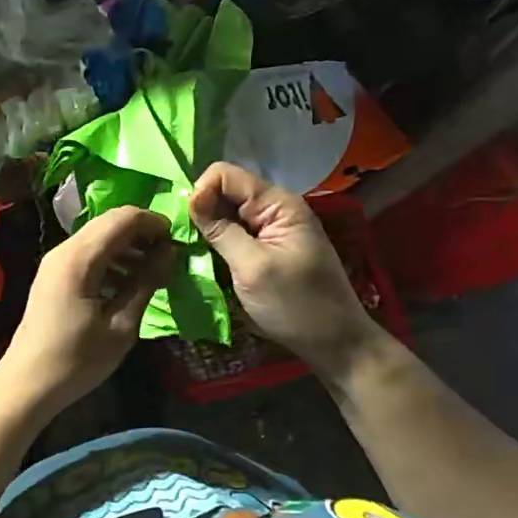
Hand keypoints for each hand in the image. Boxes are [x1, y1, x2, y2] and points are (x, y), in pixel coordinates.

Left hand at [1, 205, 174, 410]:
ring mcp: (54, 263)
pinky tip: (127, 286)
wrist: (28, 383)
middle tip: (168, 259)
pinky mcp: (52, 276)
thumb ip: (145, 283)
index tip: (178, 244)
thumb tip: (169, 253)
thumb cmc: (77, 360)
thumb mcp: (121, 325)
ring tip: (153, 275)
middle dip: (142, 234)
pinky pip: (86, 255)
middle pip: (109, 223)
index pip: (123, 218)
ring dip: (127, 249)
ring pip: (98, 238)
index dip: (154, 223)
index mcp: (79, 259)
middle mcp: (63, 251)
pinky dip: (110, 261)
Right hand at [189, 162, 381, 375]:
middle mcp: (273, 210)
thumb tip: (190, 198)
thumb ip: (221, 231)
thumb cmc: (295, 305)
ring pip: (224, 216)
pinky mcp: (264, 250)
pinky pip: (232, 236)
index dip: (201, 192)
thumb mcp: (252, 268)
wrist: (333, 343)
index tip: (188, 225)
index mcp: (277, 204)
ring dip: (205, 232)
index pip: (225, 174)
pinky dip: (215, 246)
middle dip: (200, 212)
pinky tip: (206, 263)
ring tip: (191, 255)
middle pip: (223, 193)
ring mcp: (269, 230)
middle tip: (184, 244)